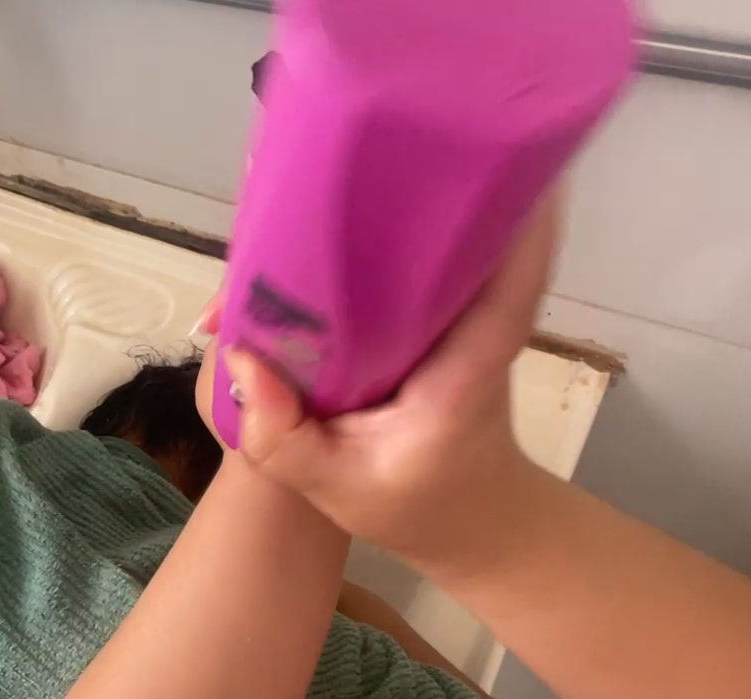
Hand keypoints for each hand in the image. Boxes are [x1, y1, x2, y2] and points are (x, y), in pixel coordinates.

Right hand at [200, 196, 560, 565]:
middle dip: (376, 187)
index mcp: (472, 350)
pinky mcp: (422, 319)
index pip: (508, 251)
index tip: (448, 130)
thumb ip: (285, 440)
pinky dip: (337, 254)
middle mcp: (471, 313)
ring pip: (405, 242)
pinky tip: (285, 251)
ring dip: (345, 216)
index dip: (491, 186)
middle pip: (440, 223)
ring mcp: (448, 312)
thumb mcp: (341, 490)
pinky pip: (382, 270)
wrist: (468, 517)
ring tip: (273, 203)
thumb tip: (241, 361)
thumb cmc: (421, 507)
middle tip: (293, 171)